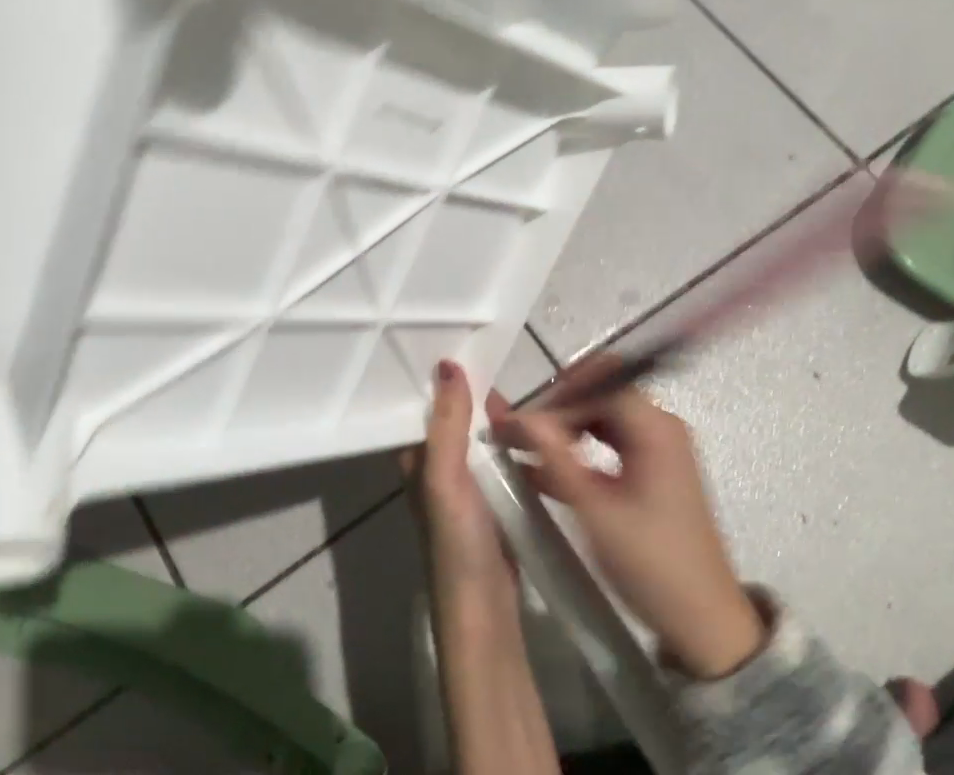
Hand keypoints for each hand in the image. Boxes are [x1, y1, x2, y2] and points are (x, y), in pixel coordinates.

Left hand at [406, 361, 562, 774]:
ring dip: (499, 415)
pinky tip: (538, 426)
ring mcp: (469, 487)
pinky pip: (505, 461)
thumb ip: (448, 425)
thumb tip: (446, 363)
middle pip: (456, 419)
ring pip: (482, 439)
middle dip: (475, 391)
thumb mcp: (445, 480)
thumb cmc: (456, 544)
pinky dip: (516, 442)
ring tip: (526, 378)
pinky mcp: (497, 502)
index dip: (440, 377)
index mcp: (416, 461)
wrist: (486, 614)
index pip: (424, 406)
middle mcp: (437, 469)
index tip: (462, 338)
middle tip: (504, 351)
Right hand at [496, 356, 764, 678]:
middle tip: (511, 430)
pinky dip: (576, 451)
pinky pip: (608, 445)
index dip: (553, 396)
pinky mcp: (652, 473)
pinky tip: (539, 470)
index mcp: (655, 429)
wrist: (704, 621)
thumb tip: (518, 414)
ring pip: (600, 419)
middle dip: (554, 408)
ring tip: (518, 446)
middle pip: (599, 395)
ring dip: (561, 429)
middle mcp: (660, 428)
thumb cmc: (651, 564)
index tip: (515, 418)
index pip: (598, 384)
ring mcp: (658, 450)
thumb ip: (555, 457)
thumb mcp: (595, 511)